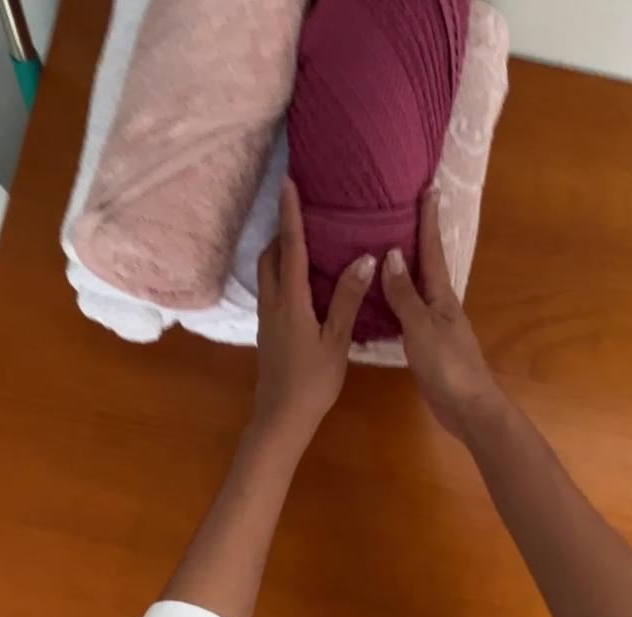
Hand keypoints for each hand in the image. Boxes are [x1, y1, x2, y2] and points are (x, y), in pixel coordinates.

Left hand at [254, 177, 373, 431]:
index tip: (289, 183)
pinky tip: (304, 282)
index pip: (290, 248)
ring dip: (281, 252)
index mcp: (291, 301)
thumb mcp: (337, 341)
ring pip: (268, 274)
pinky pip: (273, 290)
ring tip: (305, 242)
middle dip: (282, 231)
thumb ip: (347, 299)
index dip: (290, 214)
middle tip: (301, 213)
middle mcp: (273, 304)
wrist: (282, 417)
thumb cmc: (312, 382)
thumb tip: (364, 258)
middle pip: (270, 256)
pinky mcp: (270, 332)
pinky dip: (284, 273)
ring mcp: (268, 319)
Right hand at [380, 189, 508, 438]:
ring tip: (382, 250)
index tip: (428, 188)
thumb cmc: (448, 366)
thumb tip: (392, 256)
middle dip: (414, 239)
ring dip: (401, 271)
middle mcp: (440, 306)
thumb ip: (405, 295)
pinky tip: (378, 302)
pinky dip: (393, 302)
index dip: (429, 220)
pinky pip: (406, 314)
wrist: (467, 409)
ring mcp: (434, 327)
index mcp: (442, 296)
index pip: (432, 251)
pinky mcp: (426, 347)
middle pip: (425, 266)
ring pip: (414, 290)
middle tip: (398, 212)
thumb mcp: (422, 327)